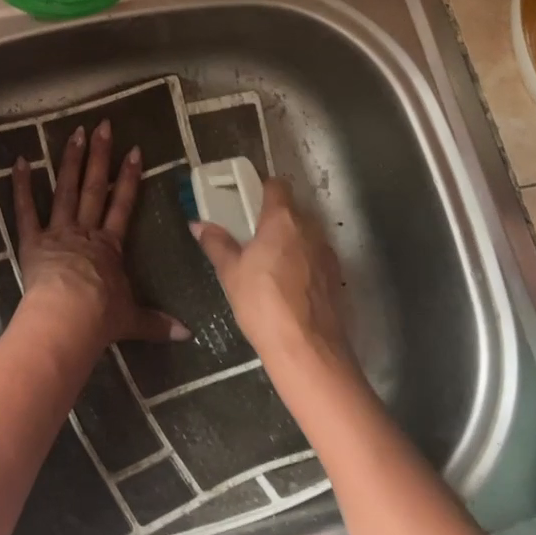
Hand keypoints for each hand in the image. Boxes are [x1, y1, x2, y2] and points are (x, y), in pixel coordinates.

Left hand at [12, 120, 189, 347]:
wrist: (68, 320)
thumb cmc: (101, 319)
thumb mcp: (133, 320)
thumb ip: (157, 323)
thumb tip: (188, 335)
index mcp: (110, 246)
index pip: (123, 204)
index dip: (129, 177)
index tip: (134, 150)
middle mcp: (85, 231)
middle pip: (94, 188)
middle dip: (100, 156)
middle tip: (102, 126)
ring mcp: (58, 233)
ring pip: (64, 190)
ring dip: (69, 161)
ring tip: (74, 133)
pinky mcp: (32, 241)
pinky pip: (24, 211)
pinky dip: (20, 186)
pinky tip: (18, 161)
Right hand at [190, 178, 348, 365]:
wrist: (308, 349)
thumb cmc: (263, 303)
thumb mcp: (230, 273)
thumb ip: (217, 244)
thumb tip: (199, 224)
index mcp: (282, 220)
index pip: (276, 185)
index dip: (261, 188)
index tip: (245, 199)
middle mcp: (310, 229)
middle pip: (291, 211)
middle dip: (272, 218)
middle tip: (250, 235)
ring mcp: (327, 253)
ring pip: (305, 235)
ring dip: (289, 241)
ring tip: (268, 263)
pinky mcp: (336, 278)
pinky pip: (315, 258)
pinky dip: (302, 263)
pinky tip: (288, 285)